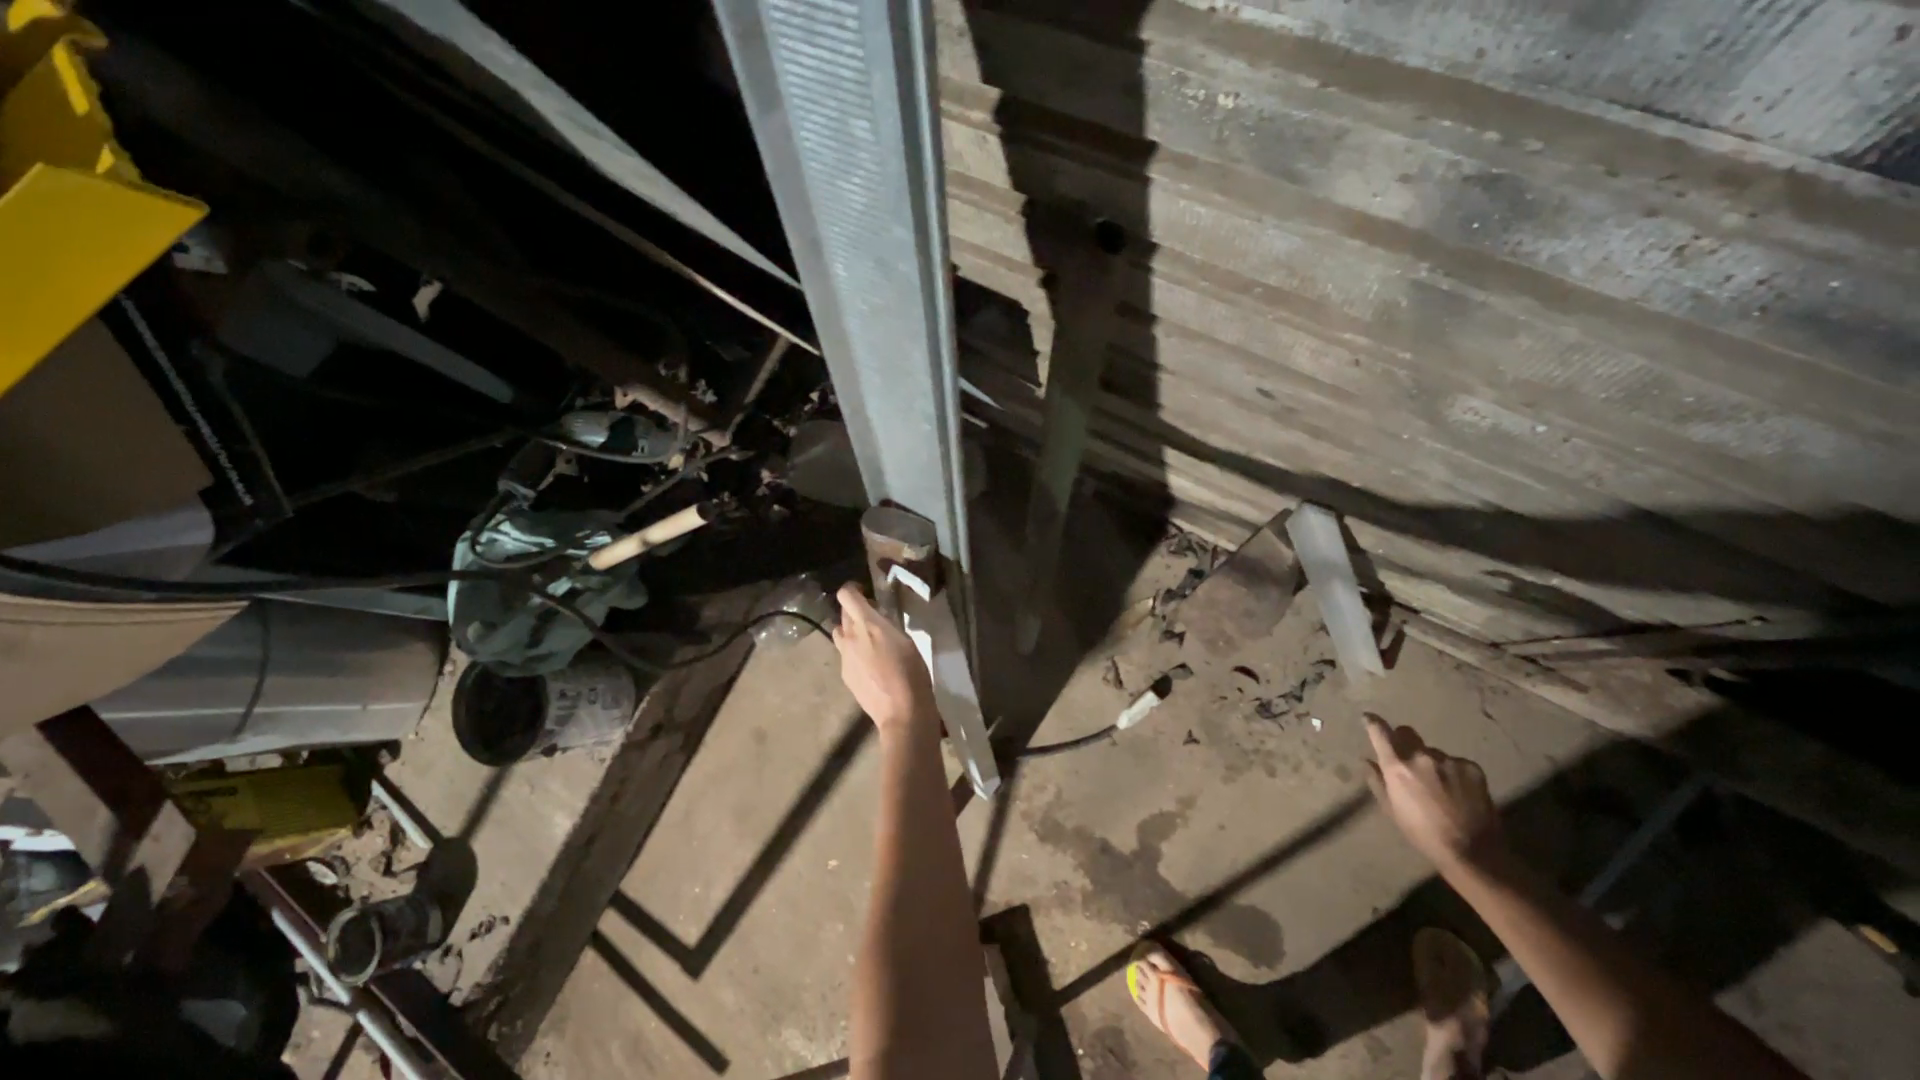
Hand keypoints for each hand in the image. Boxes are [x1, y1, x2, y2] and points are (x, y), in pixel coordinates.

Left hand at [832, 583, 936, 733]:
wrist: (901, 711)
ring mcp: (844, 656)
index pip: (846, 595)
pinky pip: (845, 655)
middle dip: (854, 612)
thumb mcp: (905, 640)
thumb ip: (886, 625)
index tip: (864, 593)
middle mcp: (849, 636)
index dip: (853, 590)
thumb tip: (877, 618)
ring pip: (840, 634)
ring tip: (868, 642)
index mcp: (867, 623)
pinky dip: (854, 653)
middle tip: (872, 619)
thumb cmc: (911, 672)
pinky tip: (870, 666)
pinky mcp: (845, 674)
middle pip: (842, 613)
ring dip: (851, 632)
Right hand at [1364, 714, 1505, 873]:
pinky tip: (1458, 793)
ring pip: (1433, 753)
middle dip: (1404, 742)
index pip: (1380, 733)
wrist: (1472, 850)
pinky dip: (1453, 773)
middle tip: (1408, 762)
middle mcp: (1422, 756)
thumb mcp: (1391, 811)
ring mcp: (1449, 760)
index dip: (1372, 723)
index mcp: (1397, 767)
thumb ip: (1377, 781)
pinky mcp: (1472, 767)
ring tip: (1440, 788)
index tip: (1368, 718)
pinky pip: (1456, 763)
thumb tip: (1367, 760)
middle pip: (1408, 734)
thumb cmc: (1422, 834)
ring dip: (1431, 763)